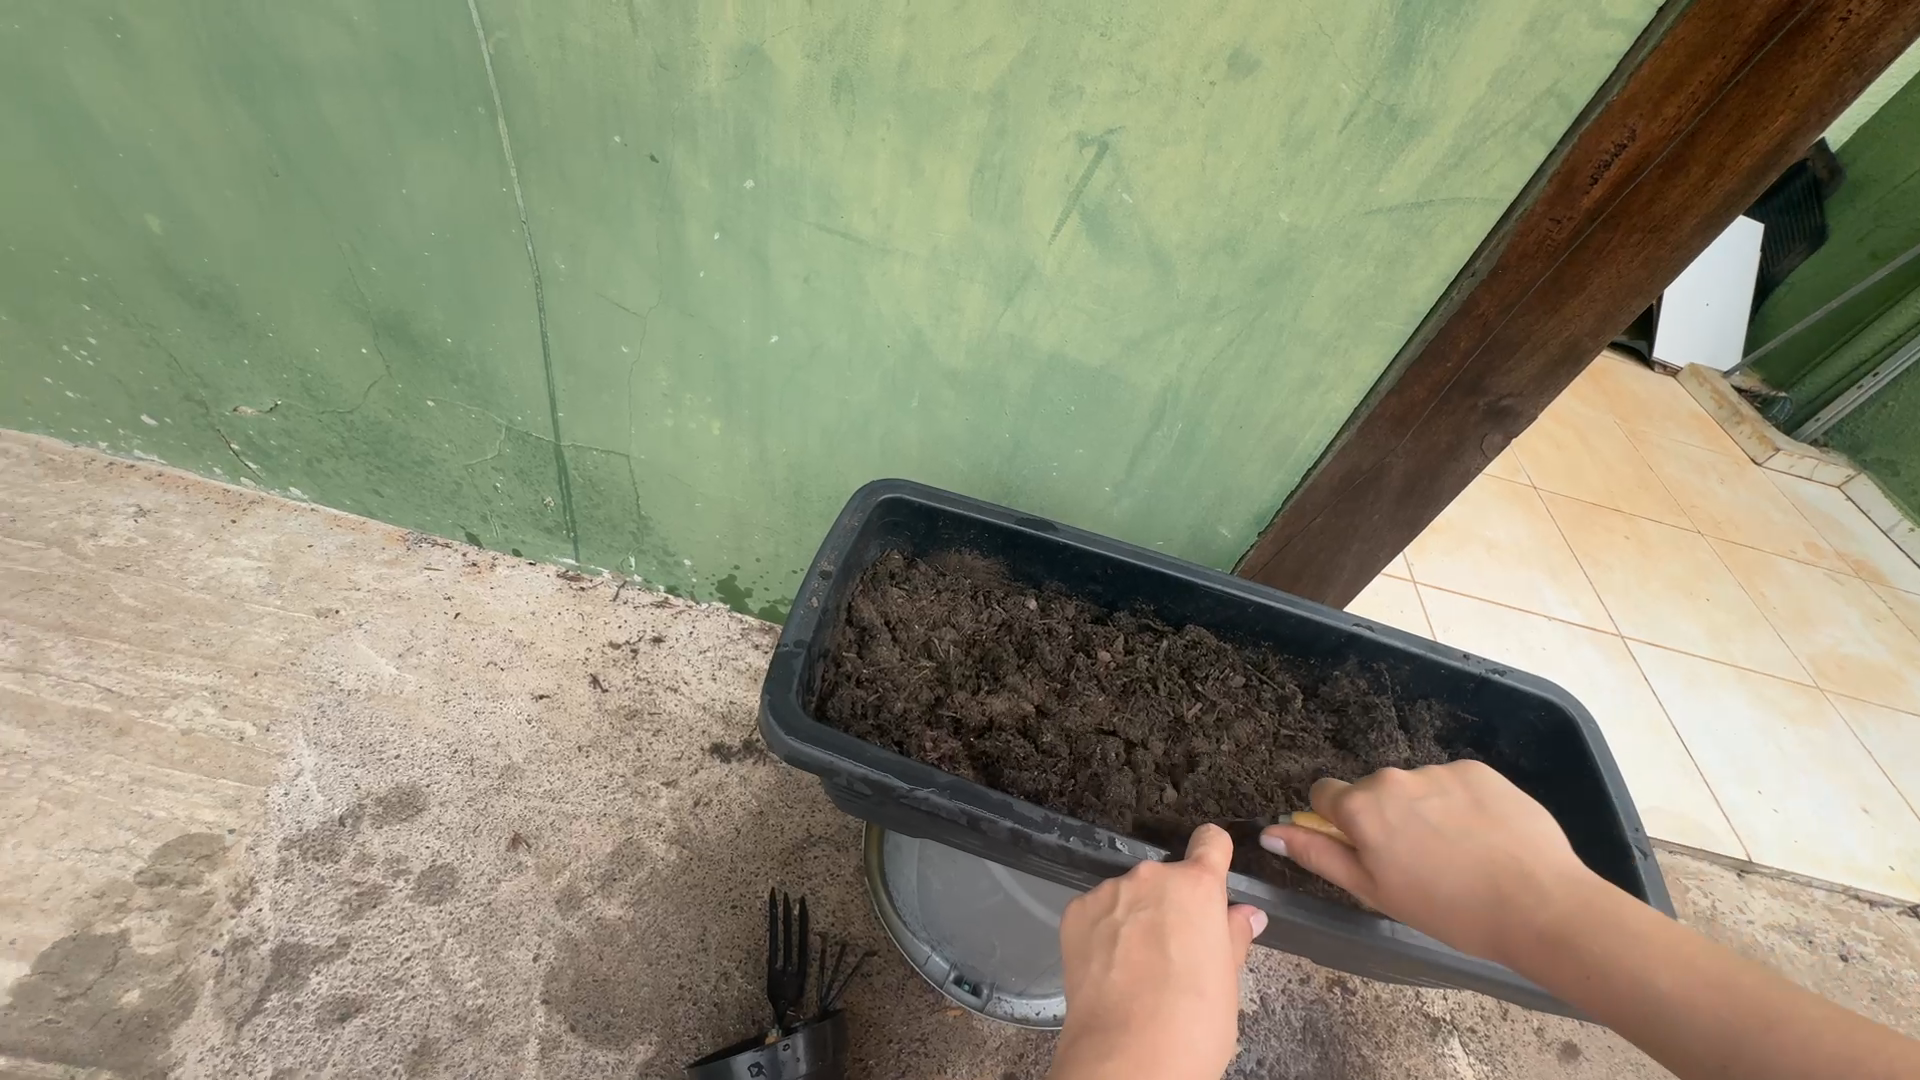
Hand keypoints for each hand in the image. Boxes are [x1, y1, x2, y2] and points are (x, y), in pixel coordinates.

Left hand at [1048, 825, 1267, 1079]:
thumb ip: (1233, 936)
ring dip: (1134, 917)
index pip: (1210, 841)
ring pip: (1129, 896)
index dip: (1214, 852)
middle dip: (1170, 905)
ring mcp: (1109, 891)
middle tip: (1173, 952)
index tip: (1213, 866)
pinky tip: (1109, 969)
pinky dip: (1103, 932)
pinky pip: (1097, 912)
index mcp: (1196, 887)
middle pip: (1165, 880)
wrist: (1127, 1056)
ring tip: (1137, 968)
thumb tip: (1247, 914)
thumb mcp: (1228, 982)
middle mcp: (1151, 877)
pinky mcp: (1076, 911)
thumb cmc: (1193, 1024)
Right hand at [1260, 760, 1603, 965]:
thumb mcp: (1373, 891)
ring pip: (1414, 788)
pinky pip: (1454, 783)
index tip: (1367, 848)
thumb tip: (1268, 832)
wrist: (1543, 907)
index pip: (1323, 795)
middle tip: (1419, 861)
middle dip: (1385, 817)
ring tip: (1461, 854)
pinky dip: (1462, 805)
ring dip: (1424, 811)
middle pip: (1372, 791)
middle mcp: (1390, 778)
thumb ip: (1317, 855)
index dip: (1339, 822)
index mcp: (1360, 808)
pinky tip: (1486, 838)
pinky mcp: (1477, 770)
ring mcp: (1436, 770)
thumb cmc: (1449, 909)